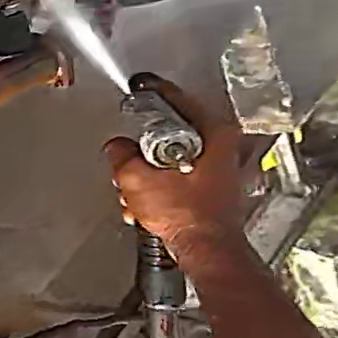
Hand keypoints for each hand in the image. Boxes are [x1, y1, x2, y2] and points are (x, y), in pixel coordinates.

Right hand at [103, 74, 246, 264]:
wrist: (205, 252)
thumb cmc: (189, 217)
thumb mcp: (139, 180)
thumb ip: (122, 156)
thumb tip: (117, 147)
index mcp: (214, 134)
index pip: (178, 100)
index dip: (154, 93)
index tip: (140, 85)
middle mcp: (221, 147)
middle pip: (168, 132)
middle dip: (141, 152)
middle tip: (128, 162)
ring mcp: (214, 168)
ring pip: (166, 157)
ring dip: (144, 175)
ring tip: (135, 194)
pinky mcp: (206, 187)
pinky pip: (171, 176)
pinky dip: (154, 188)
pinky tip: (143, 206)